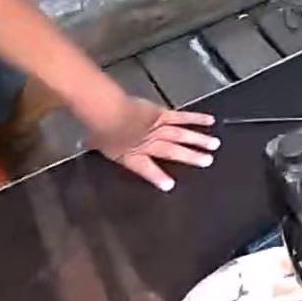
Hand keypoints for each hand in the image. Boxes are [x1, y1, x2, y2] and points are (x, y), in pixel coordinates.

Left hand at [82, 93, 218, 191]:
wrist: (109, 114)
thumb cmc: (99, 129)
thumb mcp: (95, 142)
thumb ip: (97, 144)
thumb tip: (86, 143)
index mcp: (133, 156)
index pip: (147, 169)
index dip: (158, 178)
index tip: (170, 186)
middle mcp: (150, 145)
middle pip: (172, 152)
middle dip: (190, 157)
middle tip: (208, 162)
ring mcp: (159, 129)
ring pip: (181, 136)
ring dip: (199, 140)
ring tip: (215, 145)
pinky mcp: (163, 114)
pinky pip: (181, 117)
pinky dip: (196, 119)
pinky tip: (210, 121)